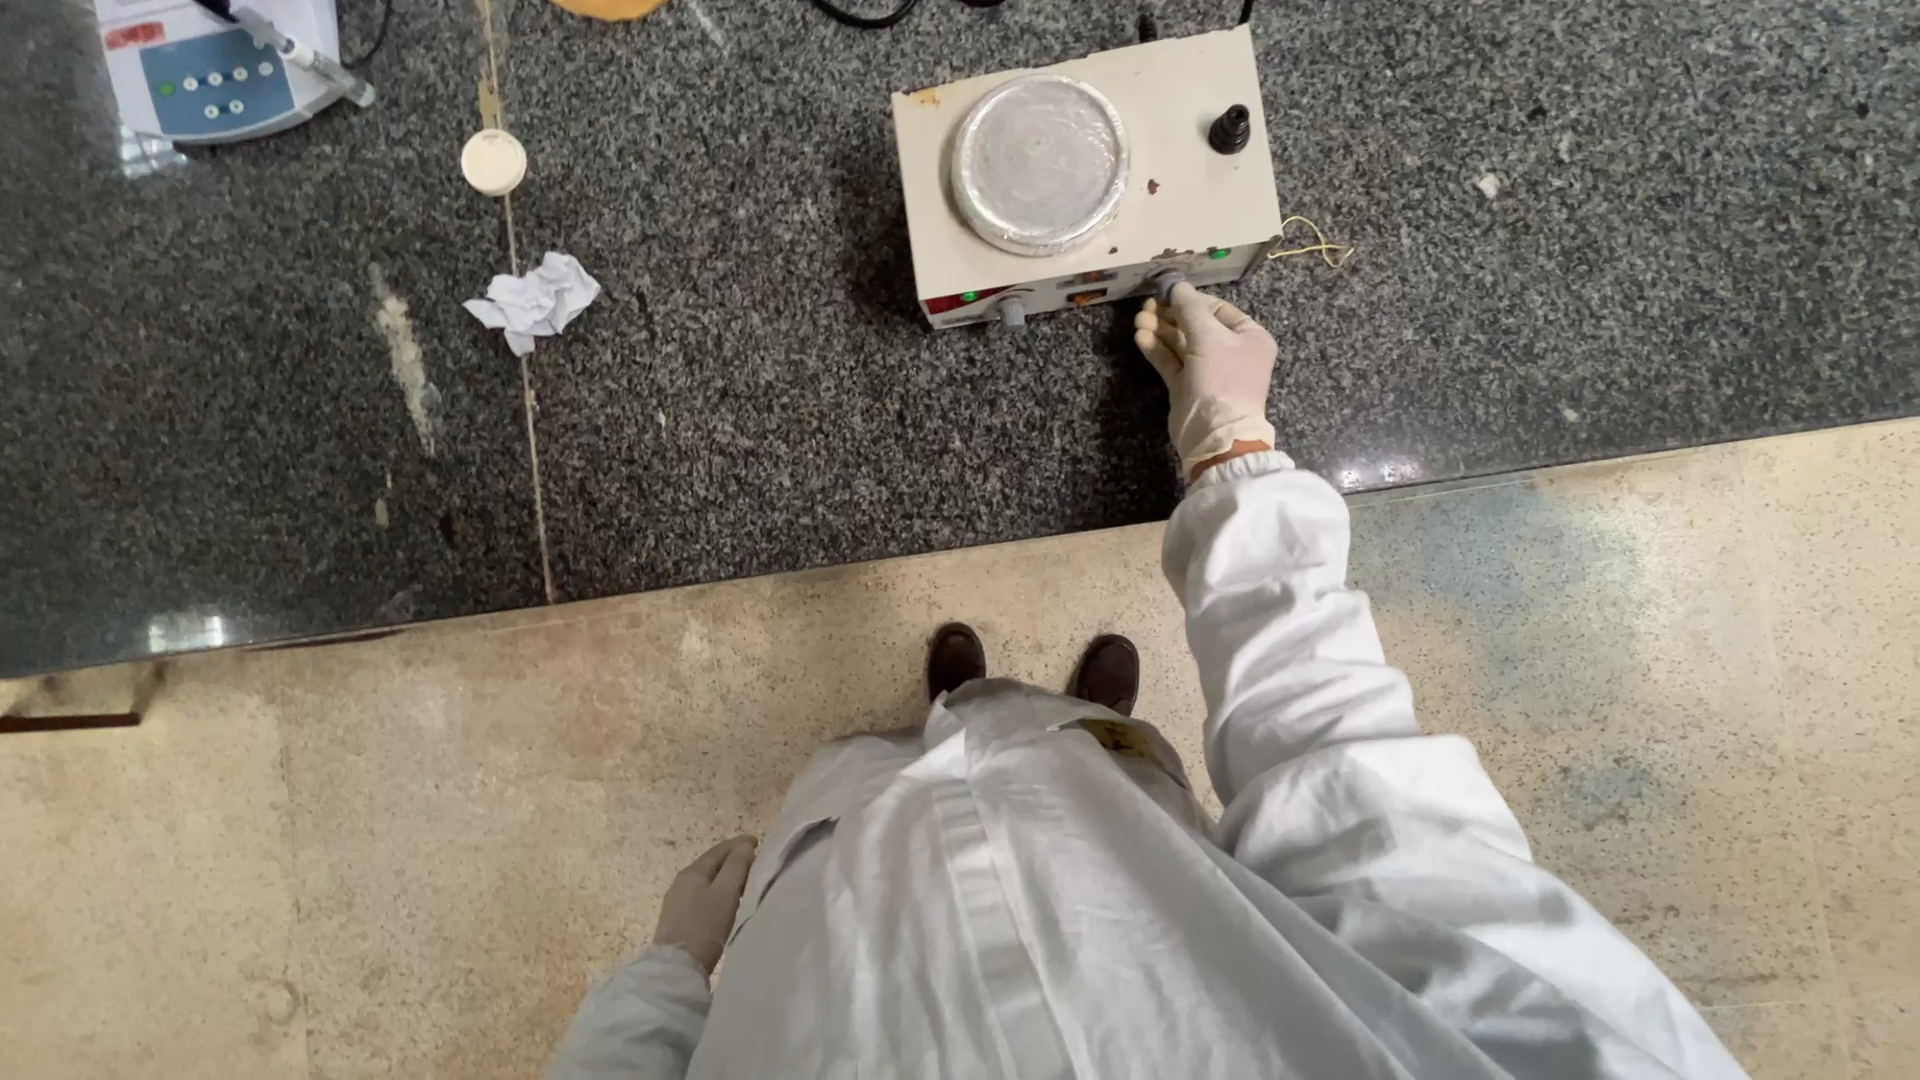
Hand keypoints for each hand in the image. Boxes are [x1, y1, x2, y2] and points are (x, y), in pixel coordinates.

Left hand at [652, 835, 756, 974]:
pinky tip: (726, 902)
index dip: (739, 844)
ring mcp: (677, 902)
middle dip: (732, 860)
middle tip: (754, 862)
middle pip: (711, 864)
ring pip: (707, 881)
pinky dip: (717, 892)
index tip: (757, 842)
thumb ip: (737, 865)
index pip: (719, 850)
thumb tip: (745, 846)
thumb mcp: (725, 892)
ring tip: (744, 882)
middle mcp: (681, 882)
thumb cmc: (704, 926)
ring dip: (725, 877)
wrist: (676, 969)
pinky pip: (702, 896)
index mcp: (692, 872)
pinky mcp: (678, 920)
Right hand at [1133, 282, 1277, 479]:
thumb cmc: (1221, 380)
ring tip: (1138, 320)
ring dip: (1159, 331)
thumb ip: (1190, 309)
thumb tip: (1176, 285)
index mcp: (1249, 337)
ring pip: (1180, 345)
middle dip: (1170, 316)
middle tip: (1146, 306)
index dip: (1191, 300)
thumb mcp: (1208, 337)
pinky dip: (1157, 350)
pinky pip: (1171, 363)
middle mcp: (1230, 352)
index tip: (1166, 292)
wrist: (1214, 434)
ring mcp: (1207, 371)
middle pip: (1195, 326)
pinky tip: (1140, 337)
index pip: (1218, 310)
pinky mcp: (1187, 388)